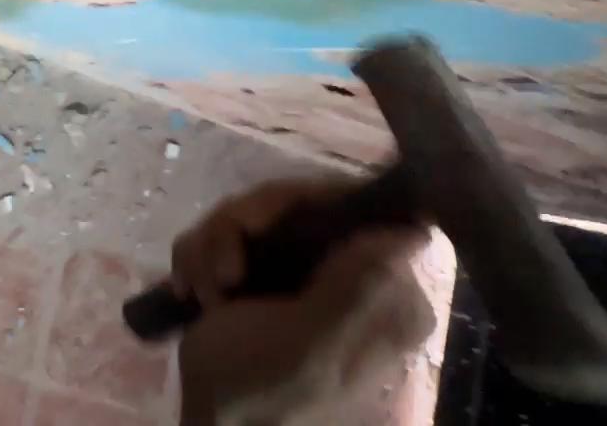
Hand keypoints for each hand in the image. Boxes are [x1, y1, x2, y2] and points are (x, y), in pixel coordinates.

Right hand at [170, 178, 434, 425]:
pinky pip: (227, 238)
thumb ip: (354, 290)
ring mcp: (308, 277)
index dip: (288, 203)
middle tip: (218, 274)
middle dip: (234, 231)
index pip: (345, 205)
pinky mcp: (269, 279)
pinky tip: (194, 293)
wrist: (215, 423)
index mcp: (385, 295)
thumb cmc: (258, 387)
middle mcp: (355, 279)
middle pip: (288, 204)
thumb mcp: (304, 344)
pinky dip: (201, 260)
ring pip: (249, 219)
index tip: (248, 230)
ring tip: (202, 292)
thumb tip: (412, 230)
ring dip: (211, 249)